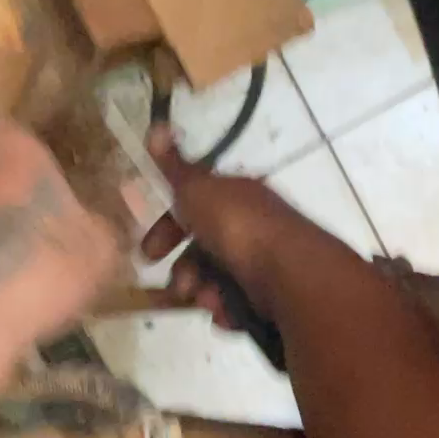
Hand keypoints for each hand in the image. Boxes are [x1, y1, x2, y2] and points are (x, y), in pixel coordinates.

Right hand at [140, 126, 353, 327]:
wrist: (290, 273)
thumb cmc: (239, 227)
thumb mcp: (199, 189)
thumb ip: (174, 168)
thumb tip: (156, 124)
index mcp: (236, 197)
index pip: (193, 208)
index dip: (167, 228)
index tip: (148, 253)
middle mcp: (251, 226)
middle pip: (202, 249)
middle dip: (183, 270)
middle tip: (178, 287)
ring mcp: (264, 262)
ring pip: (216, 280)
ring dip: (202, 292)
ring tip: (205, 300)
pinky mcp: (272, 296)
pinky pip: (236, 305)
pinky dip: (226, 310)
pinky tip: (226, 313)